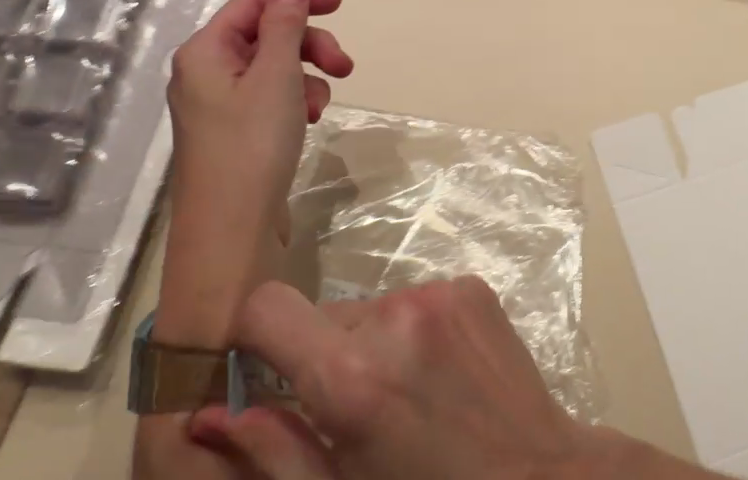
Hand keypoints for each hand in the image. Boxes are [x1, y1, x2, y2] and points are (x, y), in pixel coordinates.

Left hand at [166, 0, 353, 199]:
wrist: (230, 231)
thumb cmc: (252, 144)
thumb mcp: (276, 75)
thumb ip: (285, 26)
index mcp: (205, 51)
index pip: (253, 3)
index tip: (341, 5)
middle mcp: (204, 73)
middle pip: (265, 36)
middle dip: (309, 44)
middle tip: (344, 66)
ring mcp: (217, 106)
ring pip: (273, 68)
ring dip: (307, 76)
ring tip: (323, 104)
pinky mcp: (233, 134)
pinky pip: (269, 99)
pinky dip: (294, 101)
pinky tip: (309, 121)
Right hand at [188, 278, 598, 479]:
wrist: (542, 478)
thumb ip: (273, 452)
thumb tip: (206, 414)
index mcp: (350, 376)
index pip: (265, 307)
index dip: (253, 336)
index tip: (260, 370)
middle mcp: (392, 316)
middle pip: (320, 315)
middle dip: (321, 357)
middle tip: (352, 412)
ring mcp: (437, 294)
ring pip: (369, 310)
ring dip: (372, 344)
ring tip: (405, 396)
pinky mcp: (471, 287)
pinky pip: (414, 300)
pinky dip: (411, 331)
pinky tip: (438, 375)